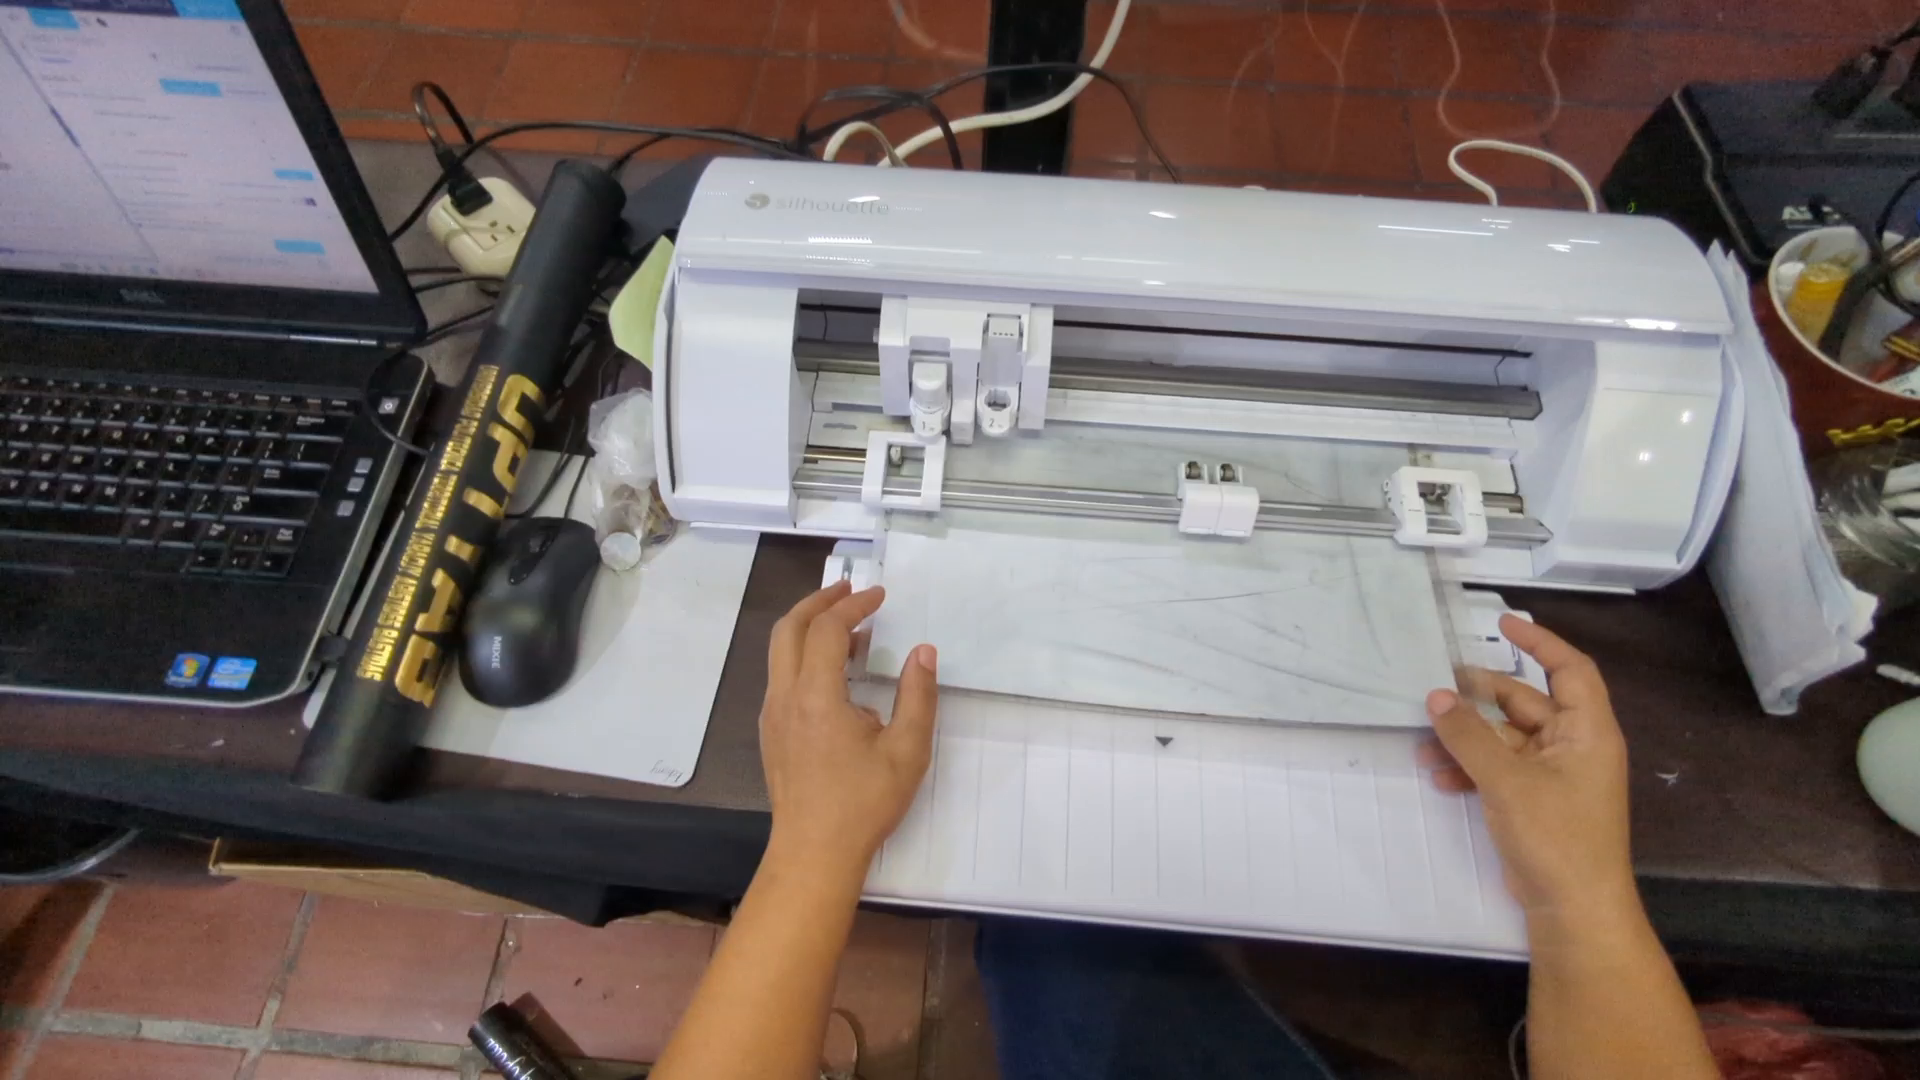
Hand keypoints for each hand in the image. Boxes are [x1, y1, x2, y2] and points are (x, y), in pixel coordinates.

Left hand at [759, 582, 938, 877]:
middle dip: (819, 601)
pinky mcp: (772, 731)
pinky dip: (805, 654)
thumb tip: (924, 652)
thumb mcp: (907, 750)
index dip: (853, 605)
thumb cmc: (863, 803)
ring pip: (780, 651)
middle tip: (851, 590)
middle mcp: (785, 697)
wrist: (814, 854)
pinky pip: (783, 675)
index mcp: (816, 696)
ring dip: (810, 627)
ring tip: (850, 627)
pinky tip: (836, 670)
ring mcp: (773, 715)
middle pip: (788, 628)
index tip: (880, 596)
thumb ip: (918, 695)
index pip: (827, 630)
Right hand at [1419, 615, 1634, 922]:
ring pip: (1502, 736)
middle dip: (1477, 699)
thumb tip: (1435, 696)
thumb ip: (1467, 735)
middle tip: (1435, 691)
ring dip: (1464, 738)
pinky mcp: (1533, 797)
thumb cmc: (1555, 835)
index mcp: (1586, 733)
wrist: (1573, 906)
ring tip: (1425, 747)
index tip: (1503, 623)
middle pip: (1522, 703)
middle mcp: (1572, 746)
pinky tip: (1439, 777)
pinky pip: (1496, 765)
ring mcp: (1553, 773)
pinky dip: (1467, 766)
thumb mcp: (1505, 779)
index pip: (1571, 671)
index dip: (1540, 643)